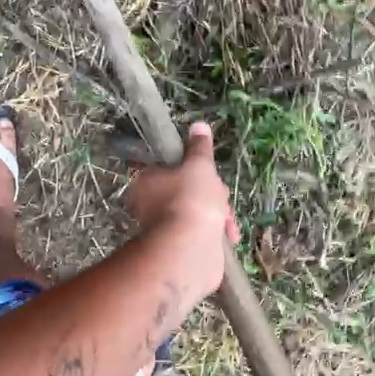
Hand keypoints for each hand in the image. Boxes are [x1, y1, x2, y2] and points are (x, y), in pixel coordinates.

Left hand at [127, 123, 238, 300]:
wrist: (190, 250)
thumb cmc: (191, 200)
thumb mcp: (199, 166)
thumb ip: (200, 147)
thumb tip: (199, 125)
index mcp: (147, 181)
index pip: (172, 168)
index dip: (195, 169)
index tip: (209, 174)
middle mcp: (150, 204)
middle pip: (188, 190)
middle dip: (211, 194)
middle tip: (220, 199)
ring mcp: (164, 227)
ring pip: (197, 211)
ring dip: (218, 214)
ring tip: (227, 223)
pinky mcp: (178, 246)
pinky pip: (200, 232)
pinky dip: (215, 233)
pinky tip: (227, 236)